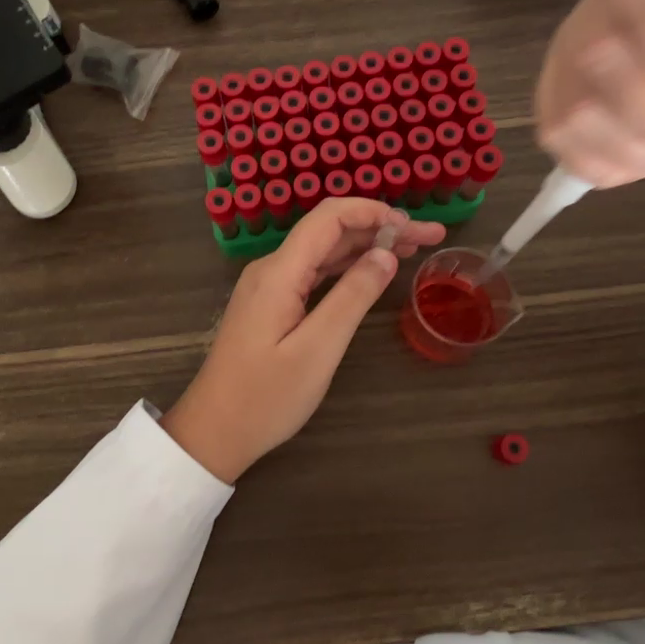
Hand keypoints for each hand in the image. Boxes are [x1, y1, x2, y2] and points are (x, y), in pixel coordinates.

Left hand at [161, 199, 443, 482]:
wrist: (214, 432)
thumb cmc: (265, 397)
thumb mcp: (317, 350)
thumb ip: (352, 297)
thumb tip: (386, 254)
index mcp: (279, 272)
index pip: (329, 218)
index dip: (374, 211)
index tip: (414, 225)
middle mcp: (272, 269)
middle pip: (330, 230)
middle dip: (380, 226)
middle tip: (431, 235)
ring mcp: (270, 287)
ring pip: (323, 251)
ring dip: (367, 245)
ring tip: (414, 248)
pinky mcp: (272, 305)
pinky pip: (314, 272)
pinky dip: (347, 266)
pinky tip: (373, 271)